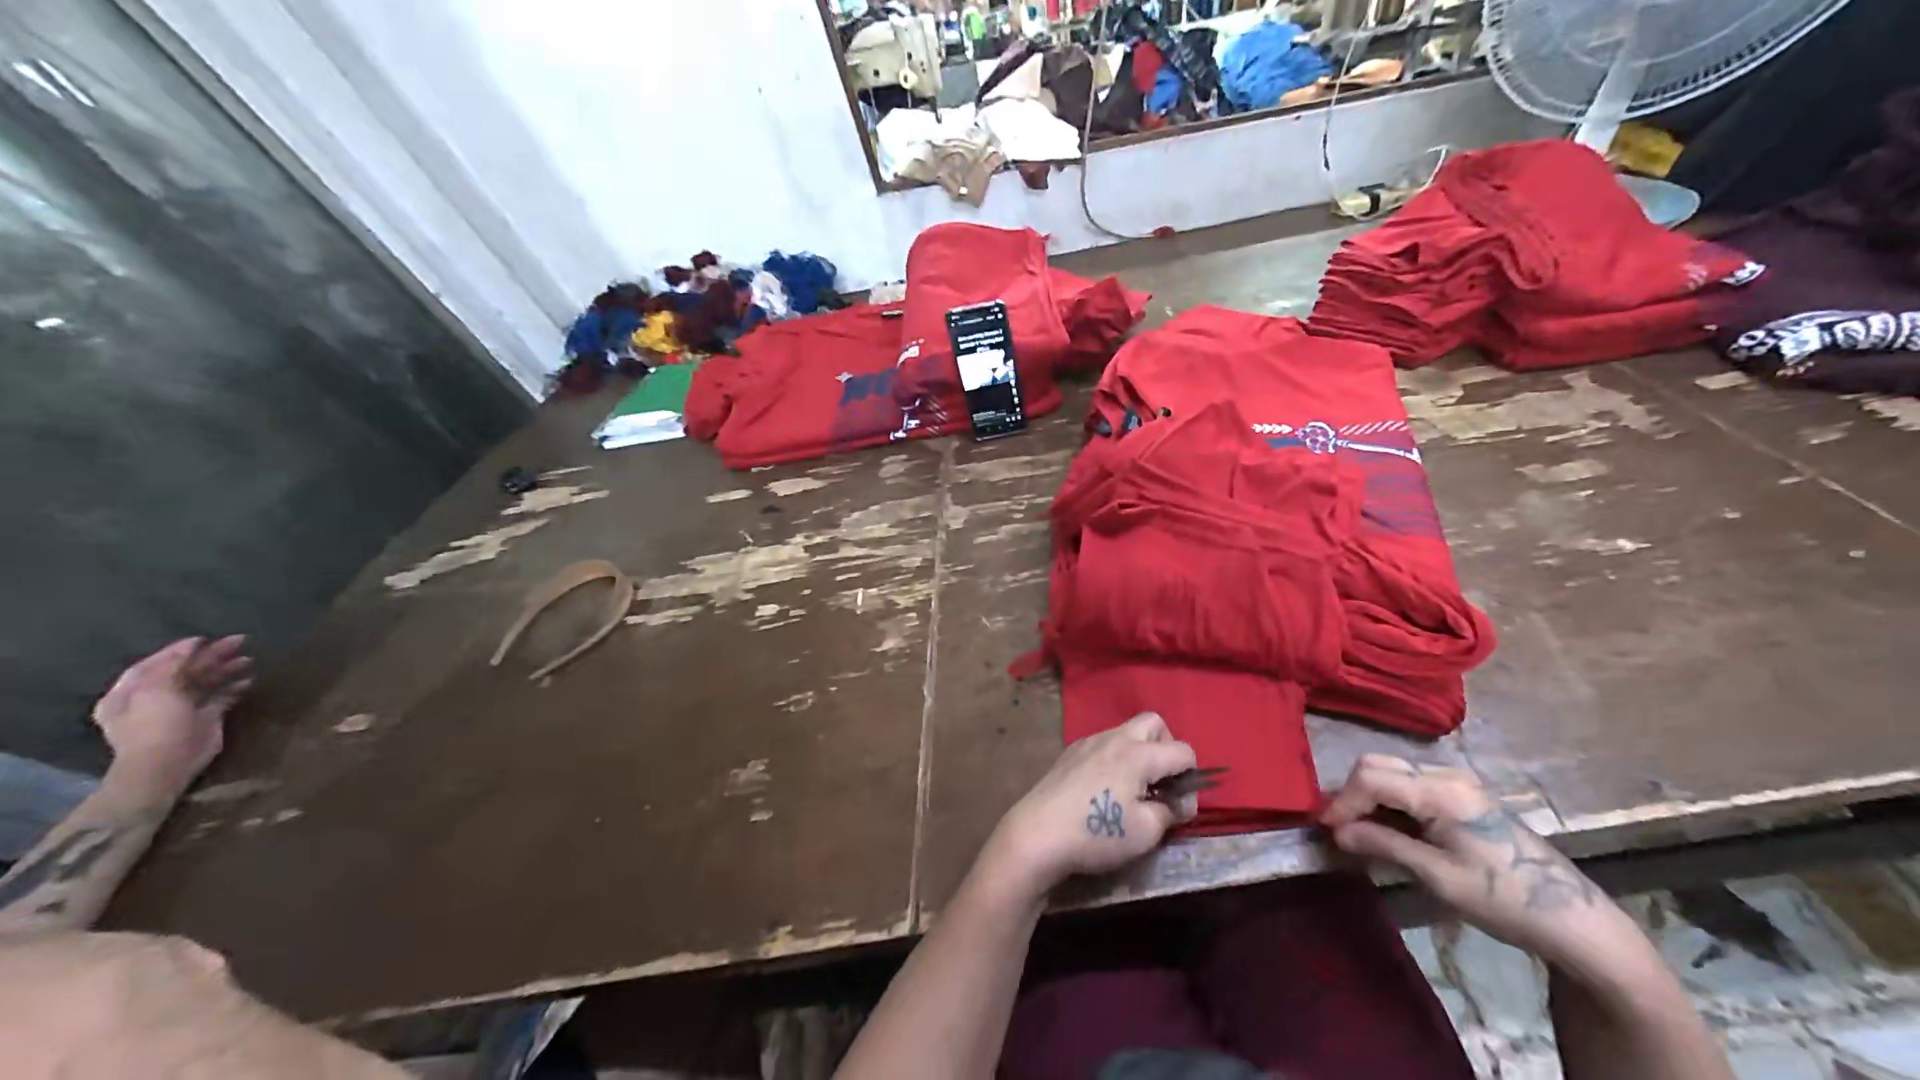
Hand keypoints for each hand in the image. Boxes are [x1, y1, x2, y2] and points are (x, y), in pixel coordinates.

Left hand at [92, 637, 252, 794]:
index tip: (204, 638)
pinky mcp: (204, 718)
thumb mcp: (154, 689)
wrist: (166, 763)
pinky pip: (221, 697)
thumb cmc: (153, 724)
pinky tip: (249, 679)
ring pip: (205, 682)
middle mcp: (154, 698)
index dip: (177, 650)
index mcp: (131, 692)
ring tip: (249, 659)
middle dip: (211, 656)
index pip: (153, 664)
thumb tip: (191, 646)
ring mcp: (180, 709)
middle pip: (185, 671)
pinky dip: (234, 687)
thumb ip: (171, 665)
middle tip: (240, 642)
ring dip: (226, 670)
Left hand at [982, 713, 1198, 900]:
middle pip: (1154, 723)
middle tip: (1161, 783)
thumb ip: (1169, 812)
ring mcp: (1088, 742)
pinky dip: (1115, 758)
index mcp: (1138, 754)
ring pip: (1126, 731)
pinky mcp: (1069, 753)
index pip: (1182, 751)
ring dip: (1139, 752)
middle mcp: (1114, 738)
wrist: (1038, 833)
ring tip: (1133, 789)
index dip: (1191, 780)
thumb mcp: (1145, 832)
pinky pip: (1103, 744)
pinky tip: (1105, 789)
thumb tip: (1178, 803)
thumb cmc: (1096, 833)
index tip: (1180, 809)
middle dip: (1166, 748)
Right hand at [1321, 754, 1638, 967]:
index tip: (1325, 831)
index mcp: (1442, 791)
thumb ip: (1384, 845)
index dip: (1341, 802)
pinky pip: (1409, 784)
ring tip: (1356, 831)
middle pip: (1377, 765)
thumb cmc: (1505, 899)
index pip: (1371, 778)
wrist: (1575, 920)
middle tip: (1337, 829)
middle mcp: (1446, 775)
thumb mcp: (1439, 877)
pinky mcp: (1461, 795)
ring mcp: (1456, 782)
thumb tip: (1336, 833)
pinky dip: (1387, 800)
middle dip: (1350, 793)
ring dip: (1367, 796)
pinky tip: (1385, 828)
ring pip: (1391, 772)